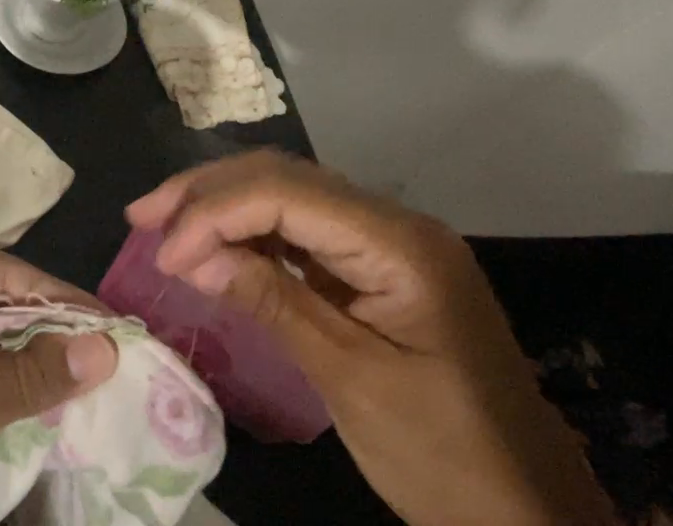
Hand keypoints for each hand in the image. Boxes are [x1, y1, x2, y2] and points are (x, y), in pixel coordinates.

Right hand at [128, 151, 617, 525]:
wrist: (531, 515)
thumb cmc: (445, 455)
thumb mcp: (350, 379)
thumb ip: (271, 302)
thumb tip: (189, 255)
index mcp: (400, 246)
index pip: (284, 194)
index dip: (212, 213)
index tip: (160, 256)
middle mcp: (395, 227)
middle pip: (283, 179)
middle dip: (205, 193)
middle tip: (141, 218)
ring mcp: (388, 247)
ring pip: (287, 197)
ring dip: (221, 207)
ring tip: (162, 226)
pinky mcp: (376, 271)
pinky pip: (301, 233)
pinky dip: (249, 236)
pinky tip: (213, 250)